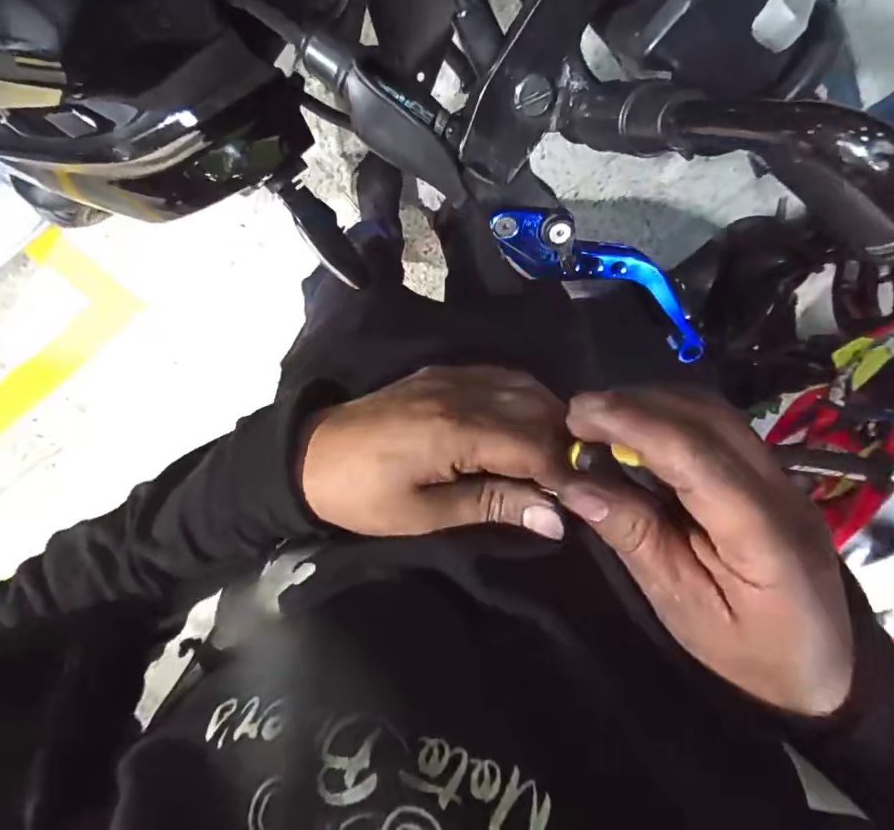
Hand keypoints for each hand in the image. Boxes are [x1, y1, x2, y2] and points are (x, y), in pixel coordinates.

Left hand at [301, 365, 569, 539]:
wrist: (308, 456)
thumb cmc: (363, 496)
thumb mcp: (425, 514)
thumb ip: (492, 505)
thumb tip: (558, 519)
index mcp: (456, 430)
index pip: (536, 444)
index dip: (567, 472)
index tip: (585, 499)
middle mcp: (460, 392)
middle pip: (537, 407)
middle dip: (565, 443)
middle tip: (575, 481)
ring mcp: (449, 376)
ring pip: (522, 385)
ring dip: (547, 417)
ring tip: (554, 456)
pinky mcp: (438, 372)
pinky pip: (496, 375)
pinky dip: (522, 396)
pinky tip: (524, 422)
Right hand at [555, 388, 852, 715]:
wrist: (824, 670)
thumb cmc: (749, 653)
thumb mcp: (683, 608)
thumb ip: (635, 539)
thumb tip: (576, 485)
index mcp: (765, 537)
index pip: (696, 457)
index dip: (634, 425)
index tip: (577, 414)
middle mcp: (781, 492)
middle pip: (706, 419)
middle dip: (635, 403)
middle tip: (577, 413)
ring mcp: (781, 477)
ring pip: (714, 412)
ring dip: (651, 401)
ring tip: (599, 416)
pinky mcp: (769, 472)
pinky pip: (717, 424)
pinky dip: (668, 413)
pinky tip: (635, 426)